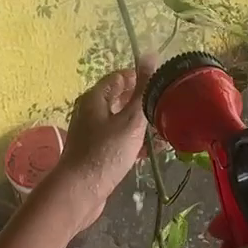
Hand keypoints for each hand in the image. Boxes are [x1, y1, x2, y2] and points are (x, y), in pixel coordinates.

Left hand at [32, 61, 154, 236]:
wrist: (79, 193)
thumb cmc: (105, 152)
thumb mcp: (130, 119)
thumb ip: (142, 89)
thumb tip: (149, 54)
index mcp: (95, 98)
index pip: (120, 77)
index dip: (142, 77)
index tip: (164, 85)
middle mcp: (91, 112)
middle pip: (121, 99)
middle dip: (145, 102)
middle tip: (168, 108)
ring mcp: (93, 133)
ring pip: (122, 121)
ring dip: (143, 124)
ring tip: (166, 130)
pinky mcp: (97, 152)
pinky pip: (119, 140)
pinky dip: (135, 142)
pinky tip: (153, 151)